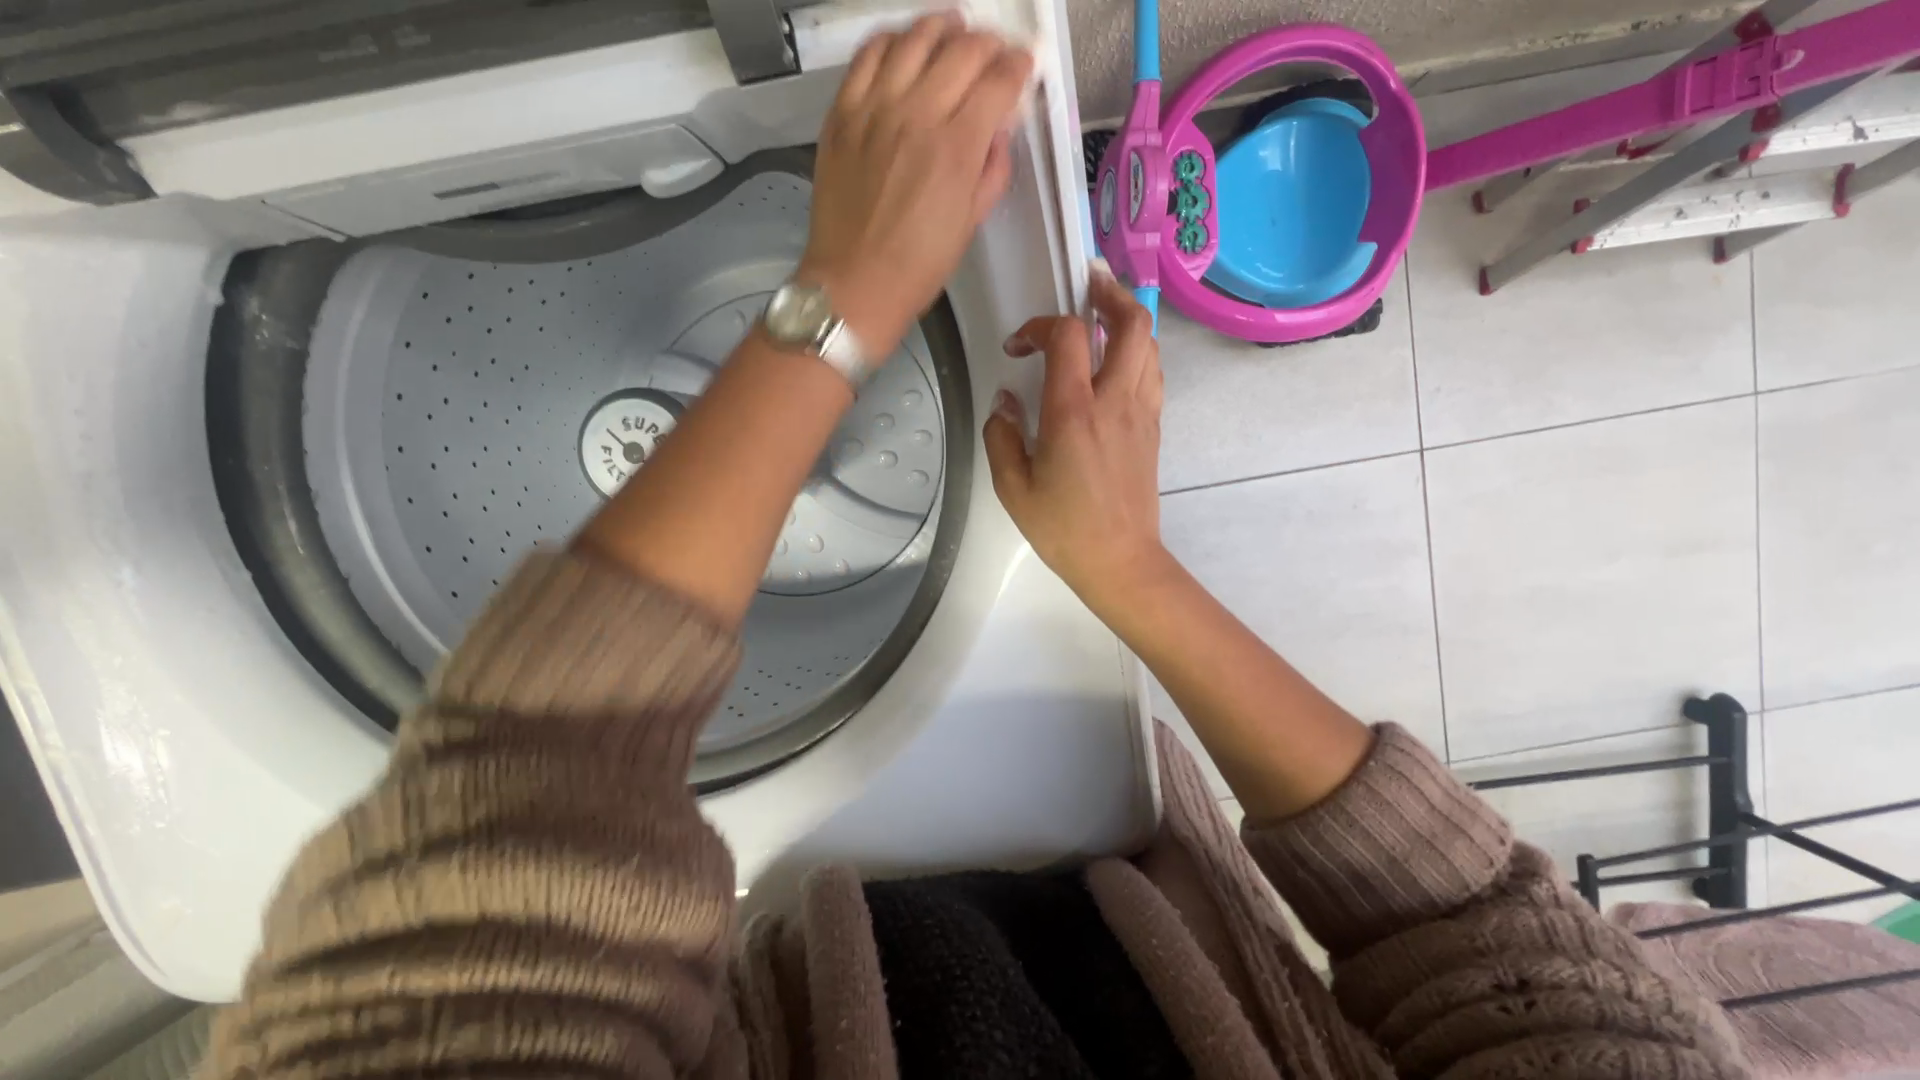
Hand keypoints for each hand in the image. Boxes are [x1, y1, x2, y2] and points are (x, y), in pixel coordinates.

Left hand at [801, 13, 1032, 355]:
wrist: (854, 284)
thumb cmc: (916, 266)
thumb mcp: (970, 223)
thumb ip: (991, 170)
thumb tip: (996, 132)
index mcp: (955, 149)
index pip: (998, 81)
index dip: (1019, 66)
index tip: (1024, 65)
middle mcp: (916, 116)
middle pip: (962, 50)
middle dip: (988, 44)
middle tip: (994, 52)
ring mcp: (874, 110)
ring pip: (914, 39)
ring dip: (942, 27)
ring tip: (954, 28)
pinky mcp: (842, 113)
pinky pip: (868, 55)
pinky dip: (891, 39)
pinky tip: (904, 44)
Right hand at [984, 269, 1170, 615]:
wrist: (1121, 562)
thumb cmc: (1064, 529)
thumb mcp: (1014, 488)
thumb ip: (1003, 436)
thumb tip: (1007, 401)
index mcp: (1074, 412)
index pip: (1067, 336)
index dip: (1039, 327)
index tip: (1017, 349)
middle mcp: (1115, 401)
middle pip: (1131, 323)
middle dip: (1110, 293)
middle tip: (1087, 284)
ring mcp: (1141, 413)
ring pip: (1149, 344)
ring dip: (1127, 321)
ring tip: (1101, 318)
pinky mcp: (1153, 429)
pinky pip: (1152, 373)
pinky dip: (1137, 353)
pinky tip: (1115, 364)